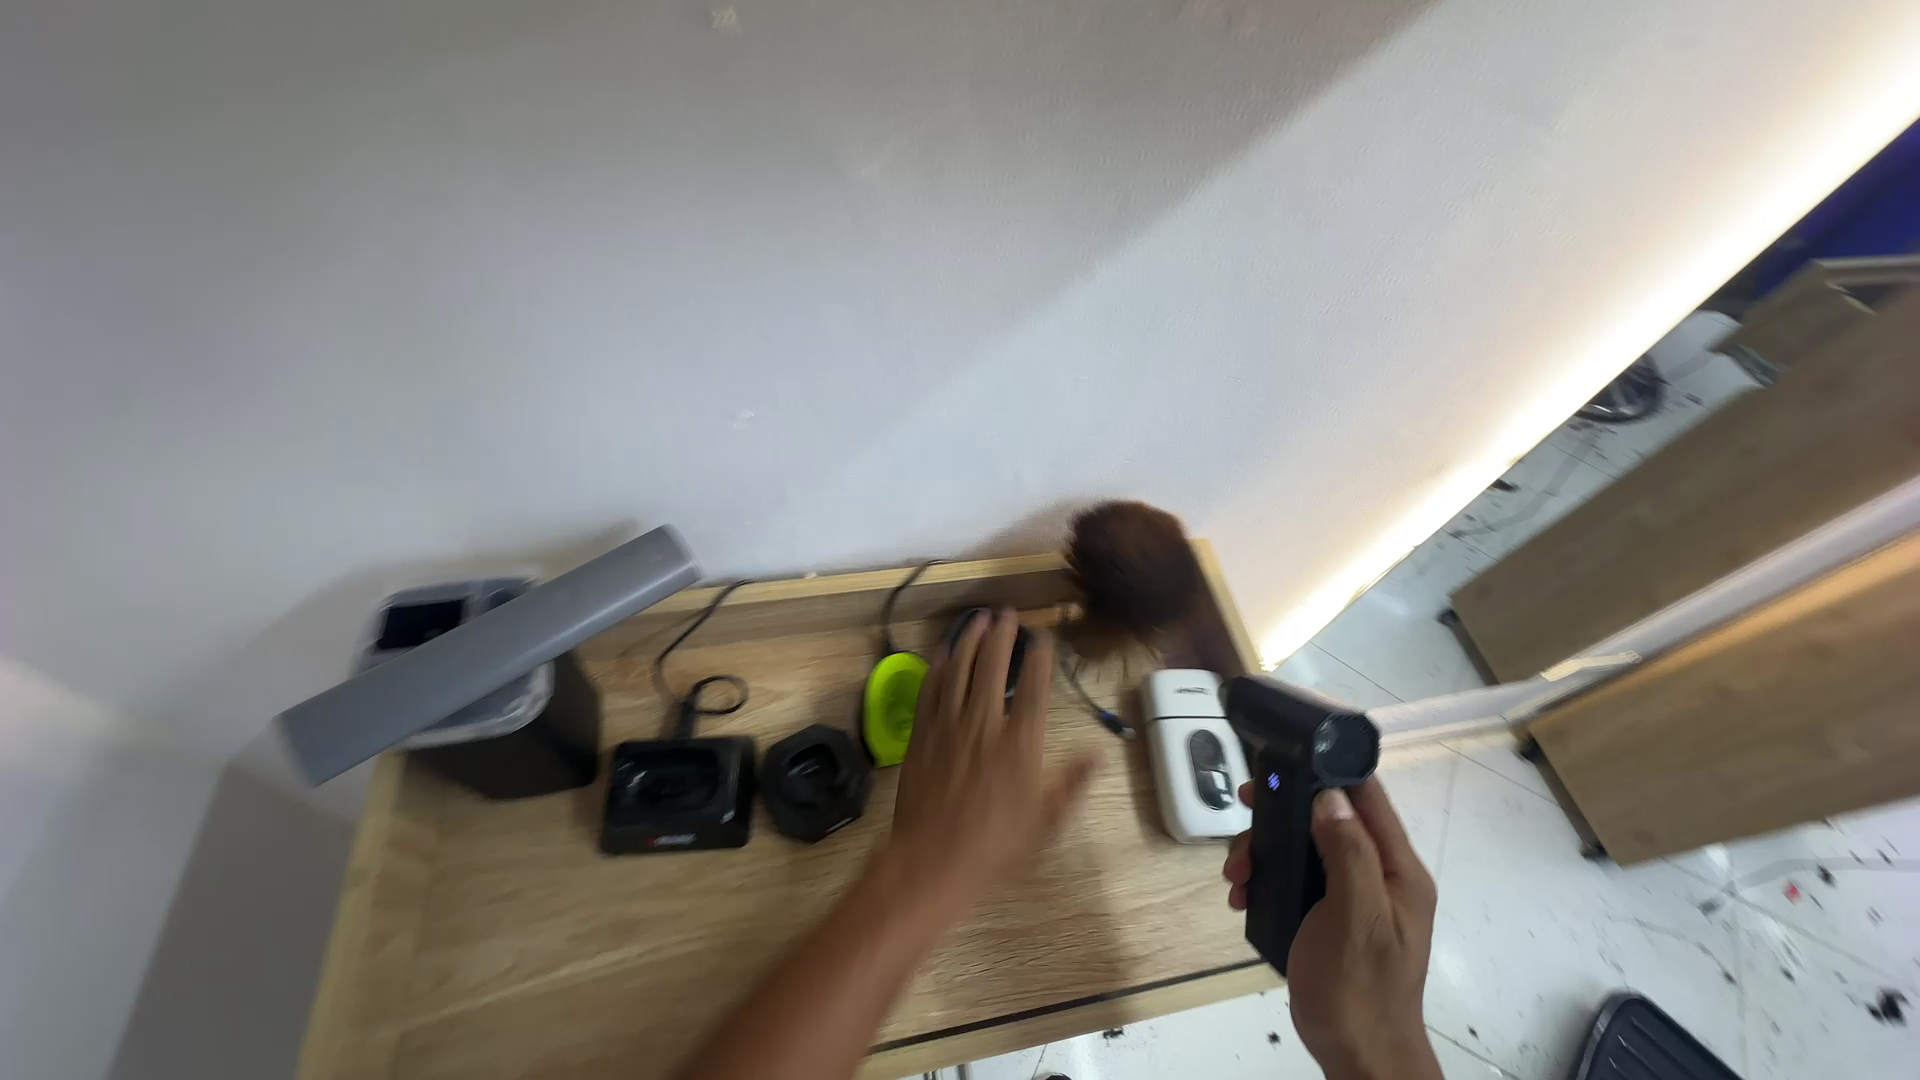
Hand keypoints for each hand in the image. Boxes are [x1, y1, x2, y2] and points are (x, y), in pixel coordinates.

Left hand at [885, 609, 1101, 905]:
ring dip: (970, 640)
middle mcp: (985, 724)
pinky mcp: (923, 734)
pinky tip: (943, 651)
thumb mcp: (1046, 820)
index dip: (1040, 656)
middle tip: (1008, 613)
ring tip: (979, 619)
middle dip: (1003, 635)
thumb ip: (1072, 782)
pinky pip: (930, 690)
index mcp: (1020, 743)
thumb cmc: (996, 844)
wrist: (933, 859)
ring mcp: (949, 725)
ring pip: (960, 670)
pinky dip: (938, 666)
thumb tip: (1099, 752)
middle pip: (994, 666)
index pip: (1034, 687)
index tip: (1043, 635)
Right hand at [1222, 778, 1440, 1079]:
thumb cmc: (1358, 988)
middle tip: (1246, 810)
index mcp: (1396, 868)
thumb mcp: (1355, 918)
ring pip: (1302, 843)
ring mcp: (1350, 892)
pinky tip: (1243, 894)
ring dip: (1264, 848)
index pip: (1367, 796)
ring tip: (1236, 874)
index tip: (1281, 763)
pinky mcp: (1326, 911)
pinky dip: (1264, 876)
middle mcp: (1376, 872)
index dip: (1328, 771)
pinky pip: (1292, 874)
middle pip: (1326, 815)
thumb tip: (1329, 794)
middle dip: (1280, 812)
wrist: (1357, 1056)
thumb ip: (1348, 854)